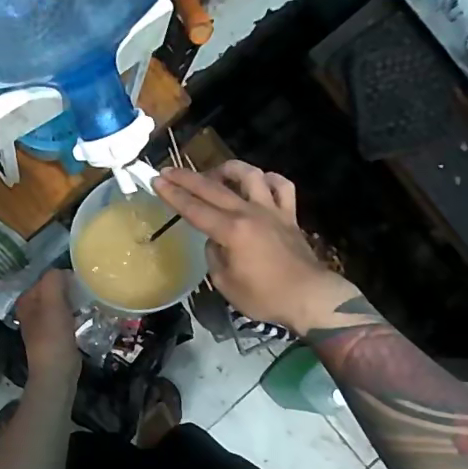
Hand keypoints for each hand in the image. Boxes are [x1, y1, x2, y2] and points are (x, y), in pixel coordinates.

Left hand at [16, 269, 81, 384]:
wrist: (56, 371)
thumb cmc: (53, 335)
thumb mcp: (52, 303)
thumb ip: (53, 282)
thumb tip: (62, 271)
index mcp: (26, 300)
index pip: (47, 278)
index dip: (64, 277)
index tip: (82, 281)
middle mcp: (30, 310)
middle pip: (54, 291)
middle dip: (70, 289)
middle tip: (88, 290)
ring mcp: (42, 323)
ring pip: (61, 303)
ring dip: (74, 301)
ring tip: (90, 300)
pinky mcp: (54, 335)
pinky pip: (66, 316)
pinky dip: (75, 314)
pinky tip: (87, 315)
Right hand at [154, 161, 358, 334]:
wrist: (311, 298)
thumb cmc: (263, 296)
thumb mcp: (223, 281)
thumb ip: (214, 253)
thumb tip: (215, 240)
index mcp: (231, 231)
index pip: (194, 209)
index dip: (173, 194)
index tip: (156, 181)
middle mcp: (250, 214)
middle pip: (214, 188)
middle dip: (187, 178)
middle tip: (168, 170)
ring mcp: (273, 211)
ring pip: (251, 176)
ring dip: (229, 170)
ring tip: (215, 173)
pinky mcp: (289, 216)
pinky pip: (281, 187)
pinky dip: (267, 180)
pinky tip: (257, 182)